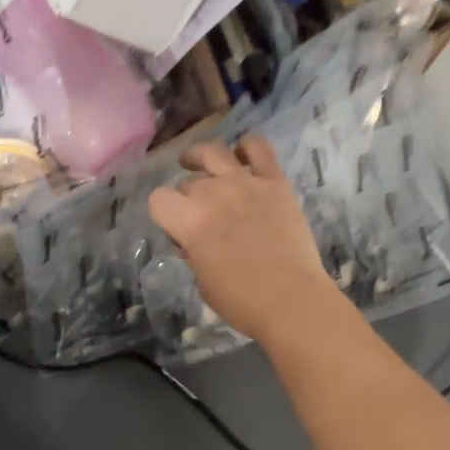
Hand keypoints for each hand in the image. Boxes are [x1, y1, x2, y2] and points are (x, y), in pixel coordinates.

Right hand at [148, 134, 340, 343]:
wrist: (291, 300)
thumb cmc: (242, 302)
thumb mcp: (203, 283)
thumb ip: (193, 254)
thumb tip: (194, 241)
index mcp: (190, 221)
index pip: (158, 200)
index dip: (163, 215)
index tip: (176, 232)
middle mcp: (213, 193)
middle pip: (188, 183)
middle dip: (187, 201)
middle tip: (201, 222)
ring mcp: (246, 183)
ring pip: (213, 152)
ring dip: (200, 158)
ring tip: (197, 164)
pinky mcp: (275, 182)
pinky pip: (258, 147)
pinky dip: (246, 148)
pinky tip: (242, 158)